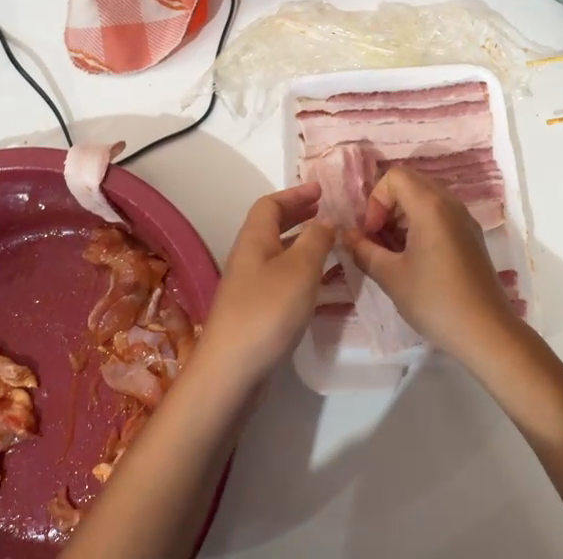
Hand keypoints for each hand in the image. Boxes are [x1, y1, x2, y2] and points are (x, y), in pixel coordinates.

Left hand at [196, 183, 336, 382]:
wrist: (232, 370)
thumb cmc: (267, 311)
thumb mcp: (300, 269)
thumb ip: (316, 240)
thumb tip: (326, 220)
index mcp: (254, 239)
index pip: (270, 204)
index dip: (295, 194)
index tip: (321, 192)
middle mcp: (248, 258)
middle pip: (271, 227)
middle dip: (299, 216)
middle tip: (327, 214)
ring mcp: (249, 287)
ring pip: (277, 254)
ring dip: (301, 245)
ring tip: (330, 247)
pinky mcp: (255, 312)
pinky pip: (280, 278)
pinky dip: (300, 272)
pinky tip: (318, 286)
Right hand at [345, 168, 519, 361]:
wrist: (487, 332)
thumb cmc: (434, 300)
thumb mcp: (390, 276)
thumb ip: (364, 250)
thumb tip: (348, 236)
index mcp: (431, 206)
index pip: (394, 177)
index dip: (376, 200)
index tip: (372, 233)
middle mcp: (450, 204)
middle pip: (411, 183)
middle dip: (387, 205)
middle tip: (377, 238)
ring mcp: (465, 220)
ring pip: (426, 199)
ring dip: (403, 216)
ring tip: (392, 251)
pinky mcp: (471, 237)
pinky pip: (441, 215)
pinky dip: (421, 225)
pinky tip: (414, 259)